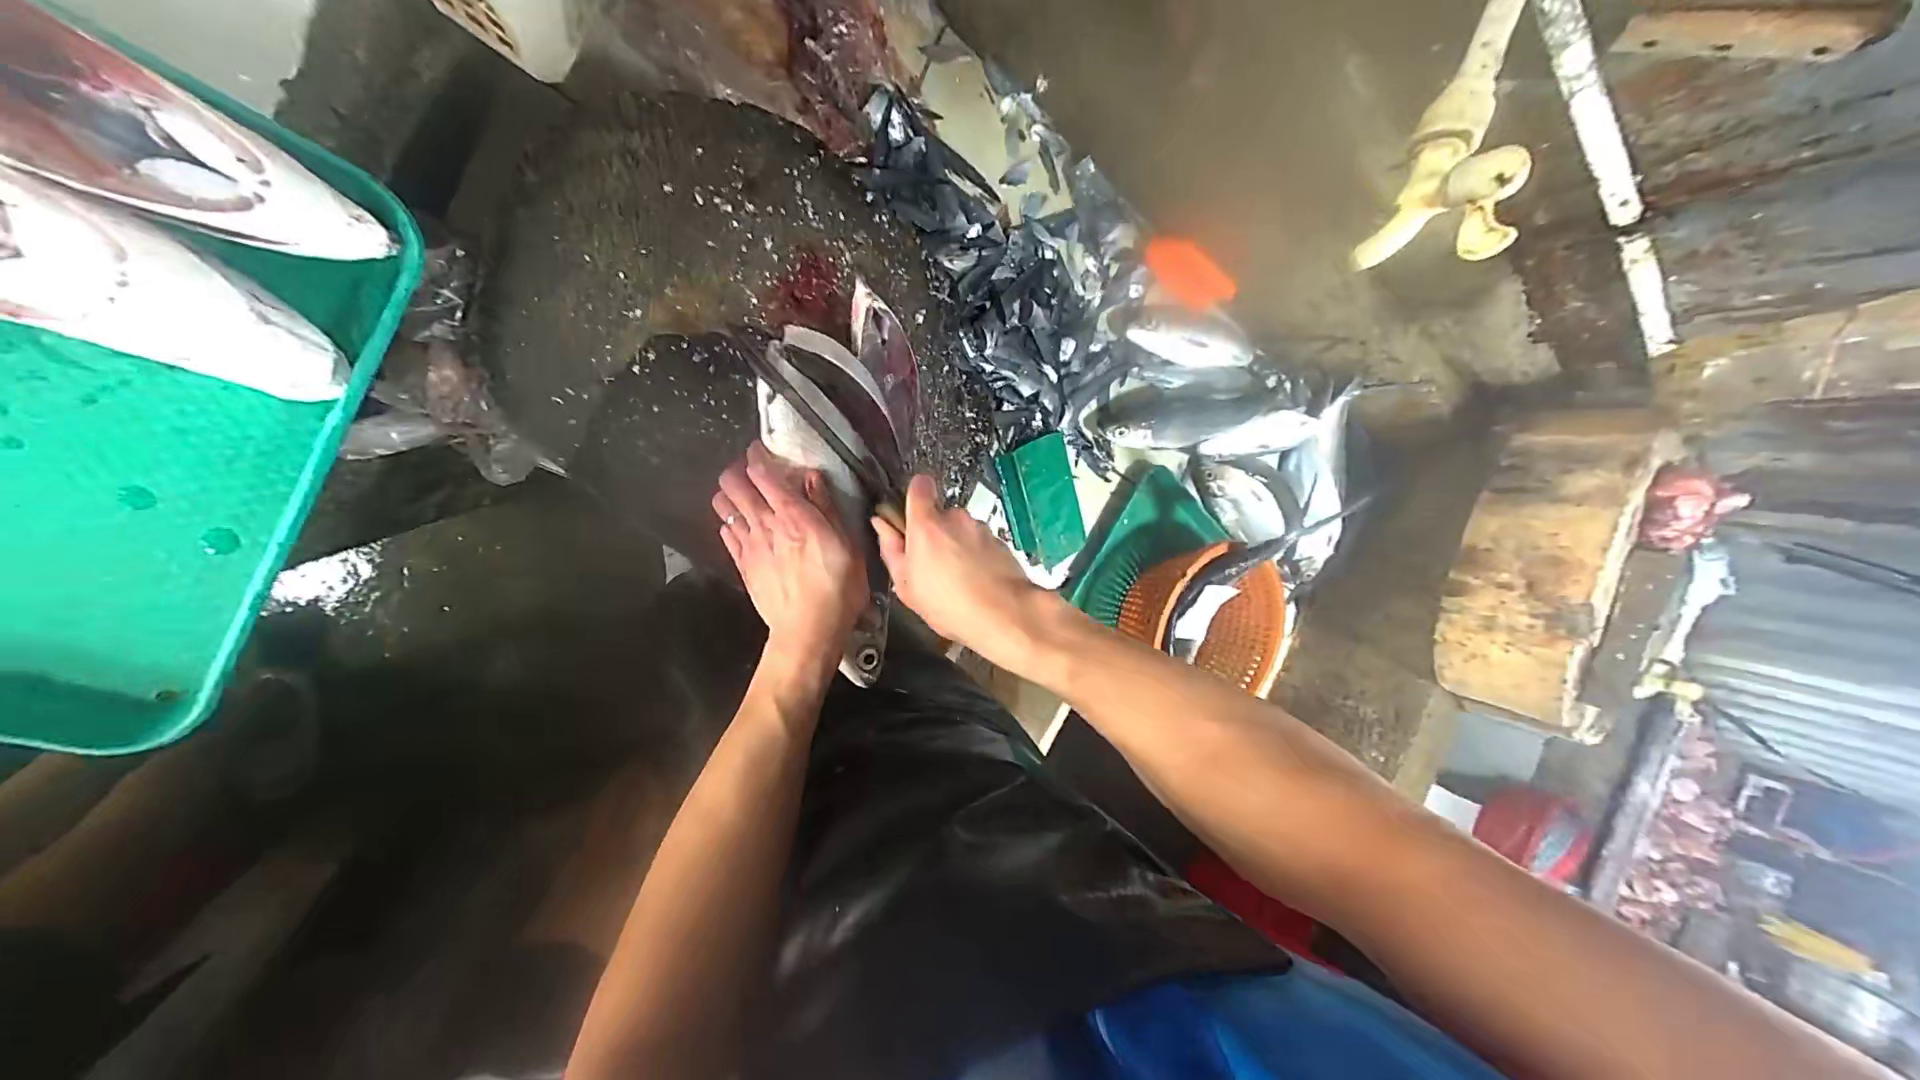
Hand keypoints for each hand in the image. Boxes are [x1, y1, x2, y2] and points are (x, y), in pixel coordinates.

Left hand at [713, 443, 866, 681]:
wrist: (808, 631)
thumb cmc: (837, 590)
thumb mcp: (847, 545)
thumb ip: (827, 508)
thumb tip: (812, 479)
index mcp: (794, 516)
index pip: (763, 473)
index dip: (757, 456)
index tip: (761, 450)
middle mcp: (766, 525)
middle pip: (734, 484)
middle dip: (737, 470)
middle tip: (750, 470)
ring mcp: (750, 545)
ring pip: (724, 506)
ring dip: (730, 494)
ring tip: (743, 494)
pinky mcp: (743, 565)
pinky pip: (726, 533)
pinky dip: (730, 522)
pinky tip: (742, 525)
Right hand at [871, 475, 1064, 668]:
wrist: (1003, 614)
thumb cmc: (951, 604)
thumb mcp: (906, 585)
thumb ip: (891, 549)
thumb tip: (882, 527)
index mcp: (926, 525)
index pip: (919, 486)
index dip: (914, 496)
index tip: (909, 515)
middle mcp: (955, 519)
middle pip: (940, 514)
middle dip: (934, 534)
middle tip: (930, 565)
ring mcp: (980, 528)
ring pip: (961, 530)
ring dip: (956, 547)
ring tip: (954, 579)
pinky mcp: (999, 541)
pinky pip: (979, 543)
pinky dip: (976, 557)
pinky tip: (973, 582)